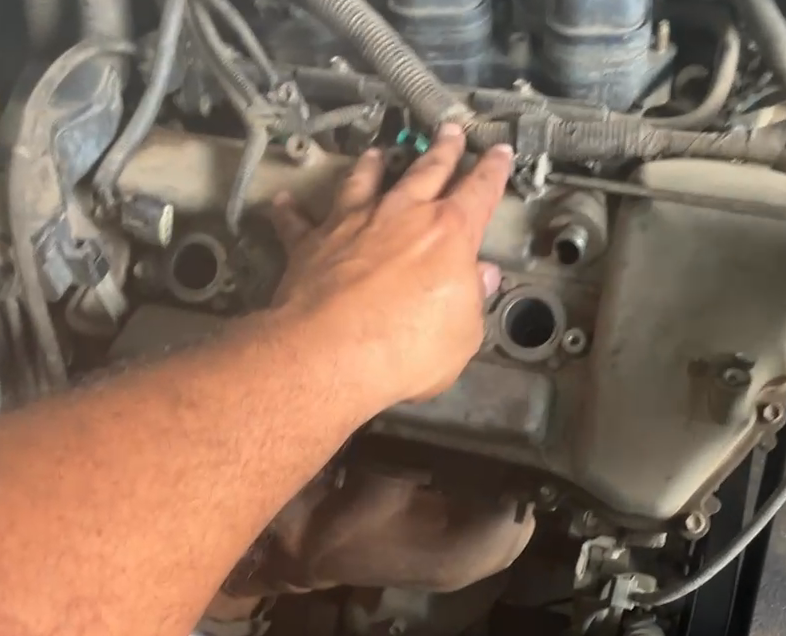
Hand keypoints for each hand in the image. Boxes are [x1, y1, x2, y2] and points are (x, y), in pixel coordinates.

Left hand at [267, 124, 512, 409]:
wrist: (333, 354)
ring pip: (365, 181)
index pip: (479, 192)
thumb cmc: (407, 349)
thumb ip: (473, 299)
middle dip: (442, 151)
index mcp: (449, 234)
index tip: (499, 153)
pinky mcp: (312, 244)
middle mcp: (402, 215)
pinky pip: (299, 221)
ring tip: (376, 153)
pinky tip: (286, 201)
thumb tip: (482, 277)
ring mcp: (354, 224)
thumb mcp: (463, 333)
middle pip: (427, 171)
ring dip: (372, 165)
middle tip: (449, 131)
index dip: (492, 171)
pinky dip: (293, 211)